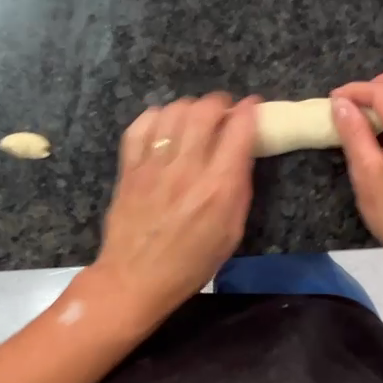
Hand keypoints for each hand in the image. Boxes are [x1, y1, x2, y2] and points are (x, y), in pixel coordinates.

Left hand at [92, 94, 259, 323]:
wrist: (135, 279)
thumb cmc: (191, 263)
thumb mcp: (231, 232)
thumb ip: (238, 189)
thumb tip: (242, 154)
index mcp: (219, 188)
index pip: (239, 129)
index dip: (250, 110)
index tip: (253, 106)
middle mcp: (188, 169)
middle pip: (205, 111)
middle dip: (219, 103)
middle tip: (224, 112)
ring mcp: (154, 166)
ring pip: (173, 112)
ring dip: (189, 108)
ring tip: (194, 119)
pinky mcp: (129, 168)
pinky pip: (140, 125)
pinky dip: (156, 117)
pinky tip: (164, 127)